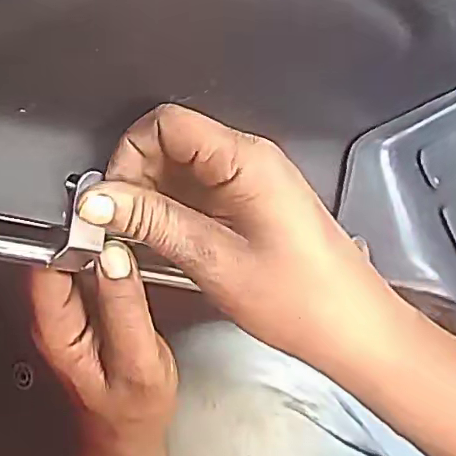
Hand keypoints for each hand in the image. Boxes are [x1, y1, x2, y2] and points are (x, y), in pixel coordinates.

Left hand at [29, 243, 177, 455]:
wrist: (128, 431)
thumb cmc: (132, 410)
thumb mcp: (141, 363)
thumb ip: (126, 307)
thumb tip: (115, 256)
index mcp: (55, 327)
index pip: (49, 262)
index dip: (75, 236)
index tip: (103, 225)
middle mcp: (52, 313)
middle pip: (57, 251)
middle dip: (88, 232)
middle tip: (121, 227)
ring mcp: (66, 306)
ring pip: (73, 253)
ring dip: (97, 241)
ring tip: (126, 241)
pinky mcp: (83, 301)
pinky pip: (89, 264)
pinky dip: (106, 255)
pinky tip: (125, 259)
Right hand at [78, 104, 404, 371]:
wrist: (356, 332)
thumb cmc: (306, 301)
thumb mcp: (215, 261)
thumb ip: (153, 222)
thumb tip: (99, 200)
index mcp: (246, 159)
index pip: (165, 123)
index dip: (130, 153)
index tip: (113, 197)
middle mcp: (248, 158)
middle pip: (168, 141)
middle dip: (135, 178)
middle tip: (121, 223)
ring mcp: (248, 178)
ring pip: (177, 166)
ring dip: (150, 198)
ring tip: (143, 239)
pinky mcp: (247, 199)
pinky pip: (194, 188)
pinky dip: (169, 210)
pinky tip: (166, 242)